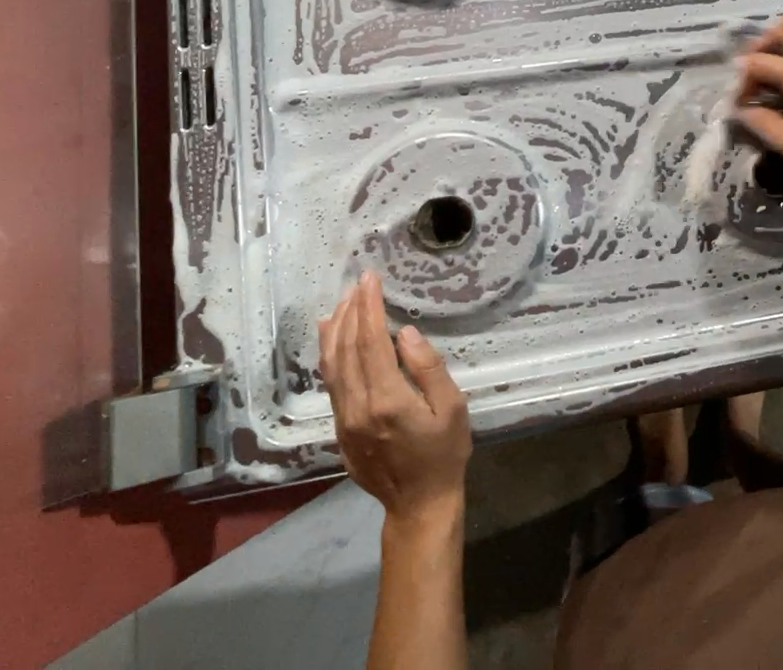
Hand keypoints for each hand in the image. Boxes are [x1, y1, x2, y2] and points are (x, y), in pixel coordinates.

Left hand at [320, 273, 471, 524]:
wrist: (418, 503)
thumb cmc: (445, 454)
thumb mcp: (453, 409)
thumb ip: (429, 369)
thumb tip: (407, 334)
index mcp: (388, 400)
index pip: (371, 342)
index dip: (369, 308)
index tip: (370, 280)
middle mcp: (358, 406)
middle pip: (346, 349)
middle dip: (352, 311)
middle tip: (359, 283)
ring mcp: (344, 418)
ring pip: (331, 364)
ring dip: (335, 329)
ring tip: (343, 302)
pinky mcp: (340, 427)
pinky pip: (330, 382)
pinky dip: (329, 353)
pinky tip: (333, 339)